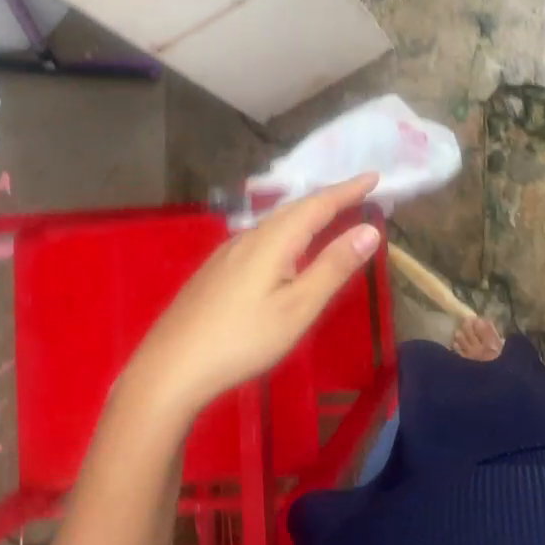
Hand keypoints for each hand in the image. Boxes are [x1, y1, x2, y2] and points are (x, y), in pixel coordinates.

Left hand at [122, 174, 382, 416]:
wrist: (169, 369)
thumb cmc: (242, 340)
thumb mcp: (299, 307)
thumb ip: (334, 266)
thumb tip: (370, 230)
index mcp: (274, 240)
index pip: (318, 204)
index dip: (348, 190)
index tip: (374, 176)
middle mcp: (249, 237)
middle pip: (295, 209)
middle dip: (329, 198)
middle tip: (359, 193)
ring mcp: (227, 253)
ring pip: (275, 223)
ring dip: (306, 214)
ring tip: (328, 215)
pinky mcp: (215, 271)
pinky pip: (260, 237)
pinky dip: (286, 231)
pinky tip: (284, 249)